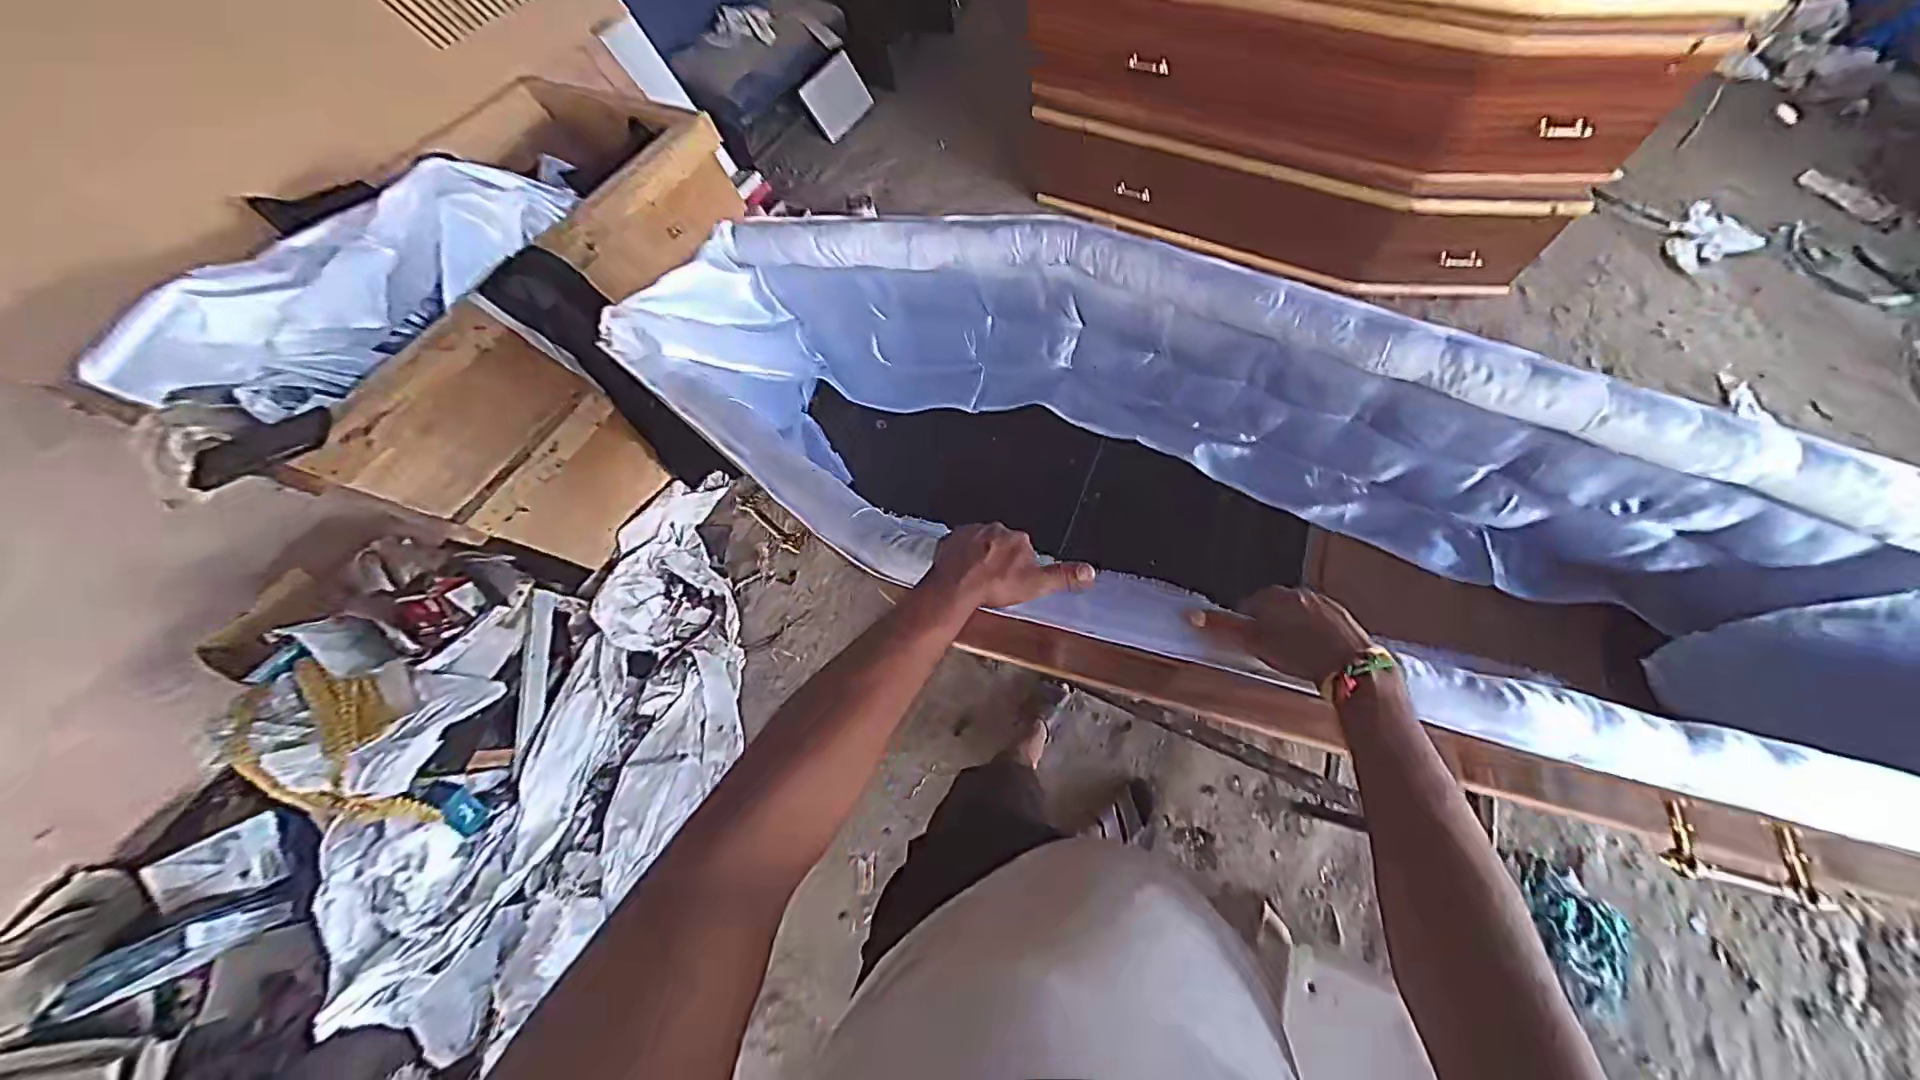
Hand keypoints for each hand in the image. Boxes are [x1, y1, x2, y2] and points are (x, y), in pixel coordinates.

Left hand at [917, 524, 1095, 609]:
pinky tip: (961, 571)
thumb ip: (1063, 576)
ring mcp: (971, 532)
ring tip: (977, 578)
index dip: (1020, 566)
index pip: (1024, 549)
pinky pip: (959, 544)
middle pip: (1002, 544)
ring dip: (980, 556)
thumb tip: (1089, 572)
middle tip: (994, 581)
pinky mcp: (952, 538)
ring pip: (980, 543)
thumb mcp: (1036, 585)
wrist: (956, 587)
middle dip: (999, 559)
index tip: (1013, 579)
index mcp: (1018, 538)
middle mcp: (995, 529)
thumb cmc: (992, 586)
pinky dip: (961, 555)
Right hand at [1190, 586, 1375, 683]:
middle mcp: (1301, 594)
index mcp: (1276, 595)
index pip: (1248, 602)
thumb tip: (1192, 615)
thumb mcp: (1253, 642)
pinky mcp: (1344, 620)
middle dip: (1267, 623)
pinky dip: (1312, 635)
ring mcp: (1325, 605)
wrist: (1352, 667)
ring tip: (1289, 654)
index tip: (1244, 639)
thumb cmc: (1302, 654)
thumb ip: (1223, 627)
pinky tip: (1311, 654)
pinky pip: (1320, 624)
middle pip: (1274, 606)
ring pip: (1298, 614)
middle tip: (1264, 648)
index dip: (1243, 623)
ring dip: (1290, 629)